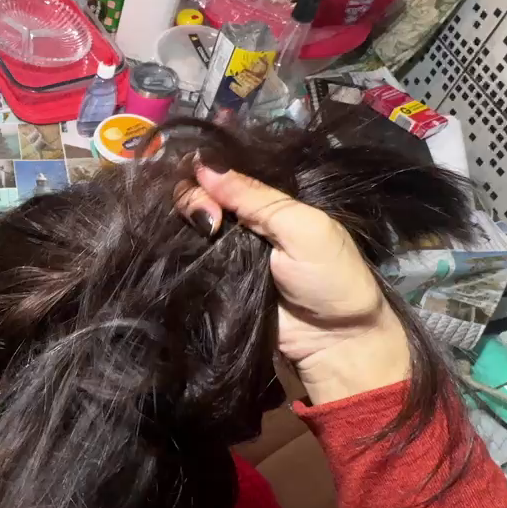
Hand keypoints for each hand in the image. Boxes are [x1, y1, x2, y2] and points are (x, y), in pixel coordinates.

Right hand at [176, 163, 409, 404]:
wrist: (332, 344)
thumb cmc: (330, 280)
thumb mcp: (303, 227)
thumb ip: (256, 197)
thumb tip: (203, 163)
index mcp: (267, 204)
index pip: (224, 174)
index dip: (208, 172)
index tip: (208, 185)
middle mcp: (239, 223)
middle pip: (197, 194)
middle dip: (195, 198)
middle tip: (211, 222)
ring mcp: (220, 253)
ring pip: (184, 224)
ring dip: (185, 221)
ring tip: (203, 235)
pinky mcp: (207, 281)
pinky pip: (182, 257)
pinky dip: (175, 247)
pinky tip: (174, 244)